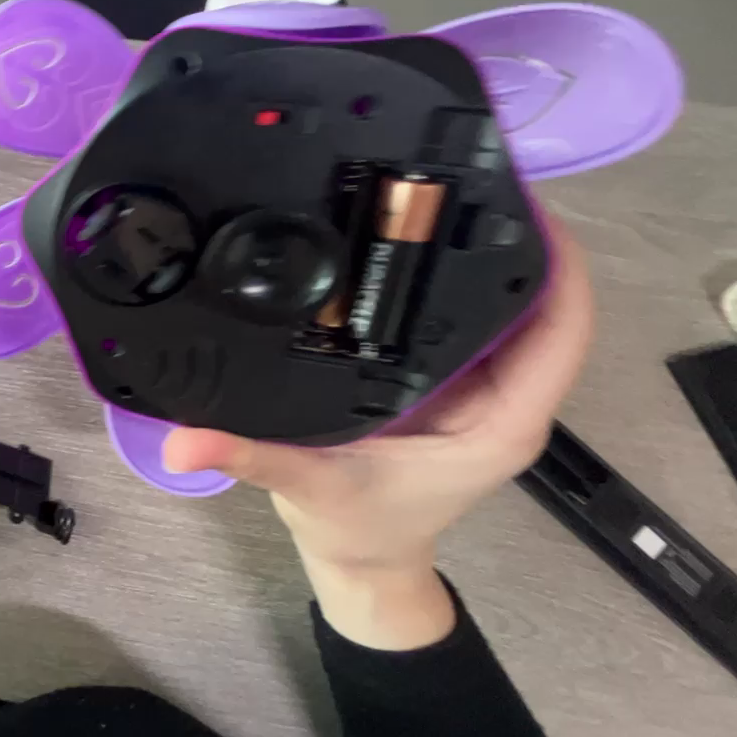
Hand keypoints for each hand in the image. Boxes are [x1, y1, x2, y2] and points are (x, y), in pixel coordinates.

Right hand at [164, 218, 593, 647]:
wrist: (358, 554)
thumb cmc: (355, 527)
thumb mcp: (304, 485)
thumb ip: (246, 456)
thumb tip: (180, 443)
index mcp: (497, 421)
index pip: (556, 333)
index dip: (553, 267)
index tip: (519, 205)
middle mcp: (497, 396)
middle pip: (534, 307)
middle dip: (505, 242)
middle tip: (455, 181)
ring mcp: (469, 388)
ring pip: (497, 312)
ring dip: (472, 259)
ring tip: (424, 201)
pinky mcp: (437, 384)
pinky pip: (455, 324)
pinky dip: (438, 286)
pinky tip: (393, 250)